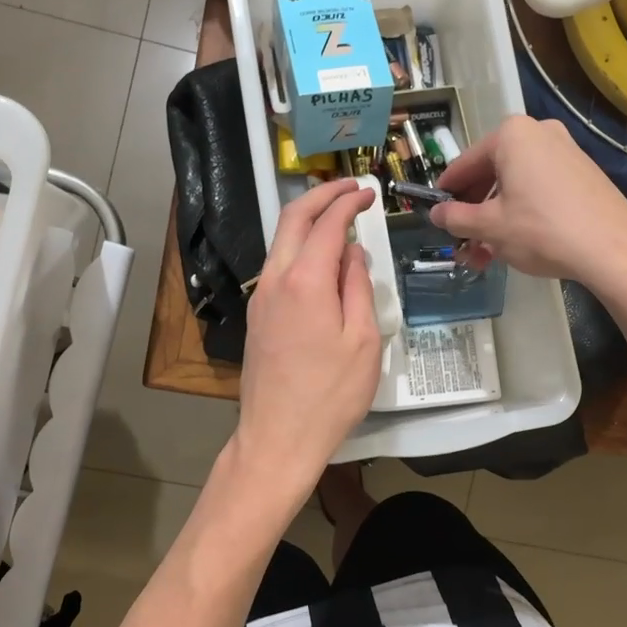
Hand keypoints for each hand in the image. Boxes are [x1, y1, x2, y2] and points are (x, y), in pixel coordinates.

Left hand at [231, 178, 381, 487]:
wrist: (277, 437)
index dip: (349, 201)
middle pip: (293, 220)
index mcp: (305, 281)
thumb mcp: (363, 341)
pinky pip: (277, 266)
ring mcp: (261, 297)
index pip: (327, 224)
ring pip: (280, 241)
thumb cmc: (330, 395)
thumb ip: (357, 288)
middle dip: (322, 196)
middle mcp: (275, 280)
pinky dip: (299, 248)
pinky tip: (321, 260)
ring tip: (338, 217)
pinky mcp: (257, 315)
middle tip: (351, 188)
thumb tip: (353, 254)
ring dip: (308, 221)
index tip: (369, 192)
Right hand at [430, 115, 626, 292]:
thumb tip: (435, 214)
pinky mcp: (584, 173)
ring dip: (497, 217)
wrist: (613, 249)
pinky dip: (523, 212)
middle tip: (464, 242)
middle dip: (475, 210)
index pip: (465, 163)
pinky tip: (518, 244)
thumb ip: (457, 218)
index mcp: (511, 135)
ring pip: (516, 184)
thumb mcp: (490, 227)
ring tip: (488, 254)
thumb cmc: (541, 230)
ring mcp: (566, 150)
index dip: (447, 192)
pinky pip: (540, 188)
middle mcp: (539, 132)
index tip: (436, 214)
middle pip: (492, 172)